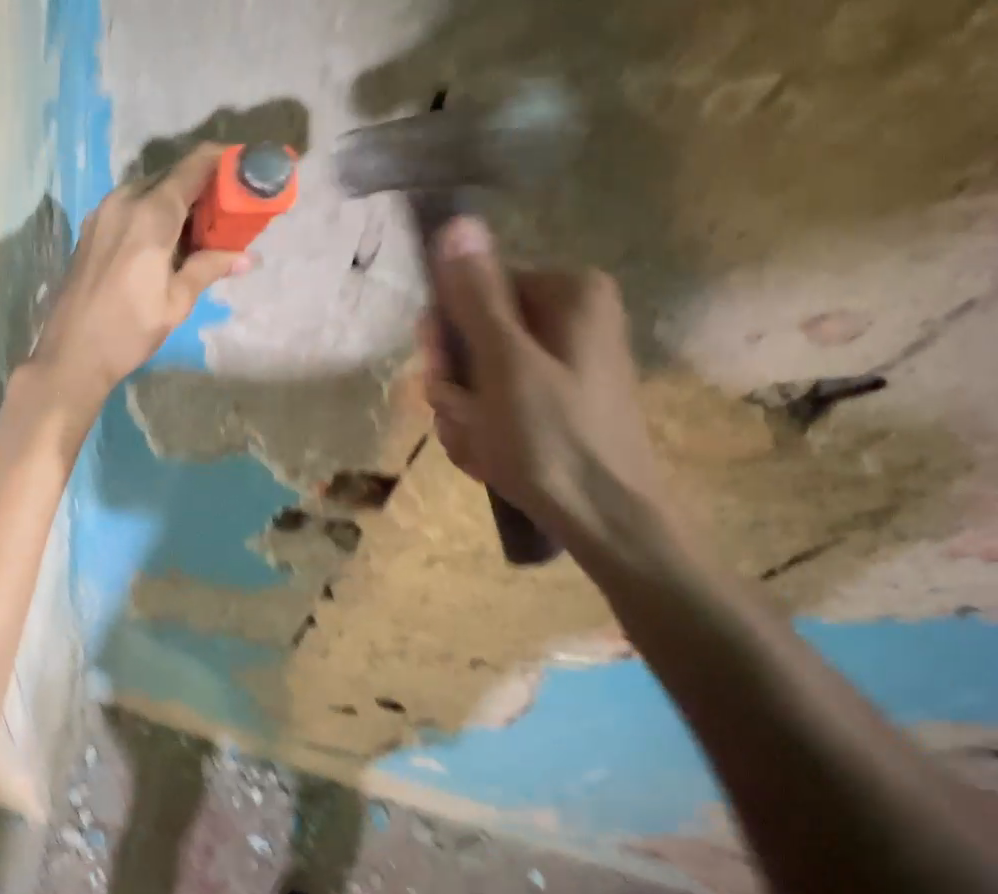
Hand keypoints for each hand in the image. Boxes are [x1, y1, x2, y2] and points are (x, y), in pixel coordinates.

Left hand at [30, 143, 253, 397]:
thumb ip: (208, 268)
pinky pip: (126, 207)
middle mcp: (123, 202)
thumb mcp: (175, 303)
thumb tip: (247, 257)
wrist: (70, 356)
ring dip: (173, 200)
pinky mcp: (88, 231)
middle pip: (170, 176)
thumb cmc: (127, 332)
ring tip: (196, 229)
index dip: (222, 162)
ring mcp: (100, 214)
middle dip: (200, 186)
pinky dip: (149, 212)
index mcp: (150, 214)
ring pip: (146, 190)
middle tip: (224, 211)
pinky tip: (162, 241)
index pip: (194, 166)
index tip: (245, 171)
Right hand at [419, 218, 670, 557]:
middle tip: (466, 420)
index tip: (444, 382)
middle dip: (456, 386)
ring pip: (479, 377)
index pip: (473, 293)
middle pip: (475, 336)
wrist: (605, 516)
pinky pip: (499, 404)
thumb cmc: (552, 438)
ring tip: (481, 446)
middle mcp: (572, 317)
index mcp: (568, 294)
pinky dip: (485, 431)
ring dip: (464, 415)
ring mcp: (566, 361)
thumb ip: (475, 296)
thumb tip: (455, 222)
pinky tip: (492, 456)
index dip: (447, 340)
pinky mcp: (560, 400)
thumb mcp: (504, 364)